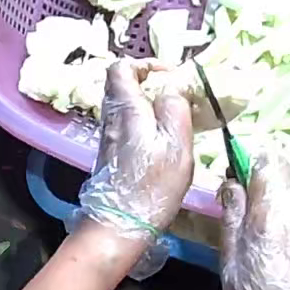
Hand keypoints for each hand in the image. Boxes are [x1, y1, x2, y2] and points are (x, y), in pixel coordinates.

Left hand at [76, 60, 193, 249]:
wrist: (119, 225)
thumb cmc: (151, 185)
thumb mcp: (176, 144)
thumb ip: (175, 108)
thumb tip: (173, 85)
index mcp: (126, 108)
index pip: (121, 67)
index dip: (145, 63)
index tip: (171, 75)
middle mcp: (112, 119)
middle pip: (125, 86)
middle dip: (153, 85)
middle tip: (180, 98)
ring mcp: (109, 138)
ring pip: (128, 107)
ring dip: (152, 106)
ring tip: (178, 120)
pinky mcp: (112, 154)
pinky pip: (129, 126)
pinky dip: (147, 124)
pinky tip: (165, 141)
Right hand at [219, 153, 289, 289]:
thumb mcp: (235, 271)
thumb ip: (232, 221)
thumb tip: (232, 184)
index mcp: (273, 217)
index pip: (269, 162)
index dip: (256, 164)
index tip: (246, 177)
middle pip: (286, 187)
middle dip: (271, 202)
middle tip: (263, 237)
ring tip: (289, 261)